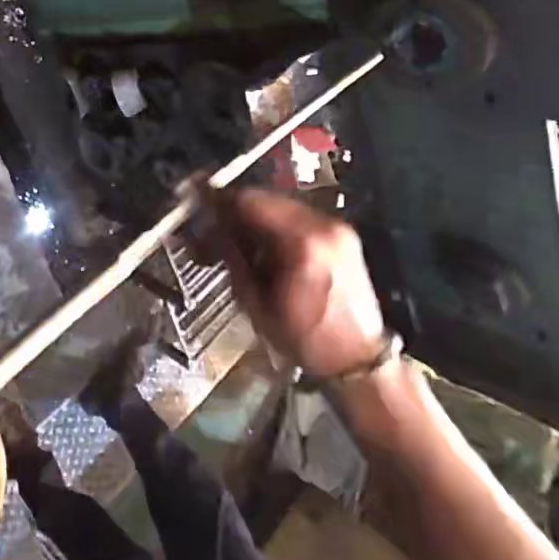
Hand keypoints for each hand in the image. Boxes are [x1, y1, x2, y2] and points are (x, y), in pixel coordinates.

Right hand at [207, 189, 386, 378]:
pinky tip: (265, 248)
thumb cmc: (309, 341)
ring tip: (238, 242)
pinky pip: (299, 218)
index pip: (250, 201)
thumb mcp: (256, 303)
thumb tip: (210, 229)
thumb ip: (232, 256)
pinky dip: (277, 226)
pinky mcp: (342, 236)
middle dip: (236, 211)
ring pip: (282, 206)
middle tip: (214, 227)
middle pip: (266, 198)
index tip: (201, 204)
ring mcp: (337, 229)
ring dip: (256, 218)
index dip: (220, 202)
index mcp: (303, 242)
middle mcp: (324, 227)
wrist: (357, 361)